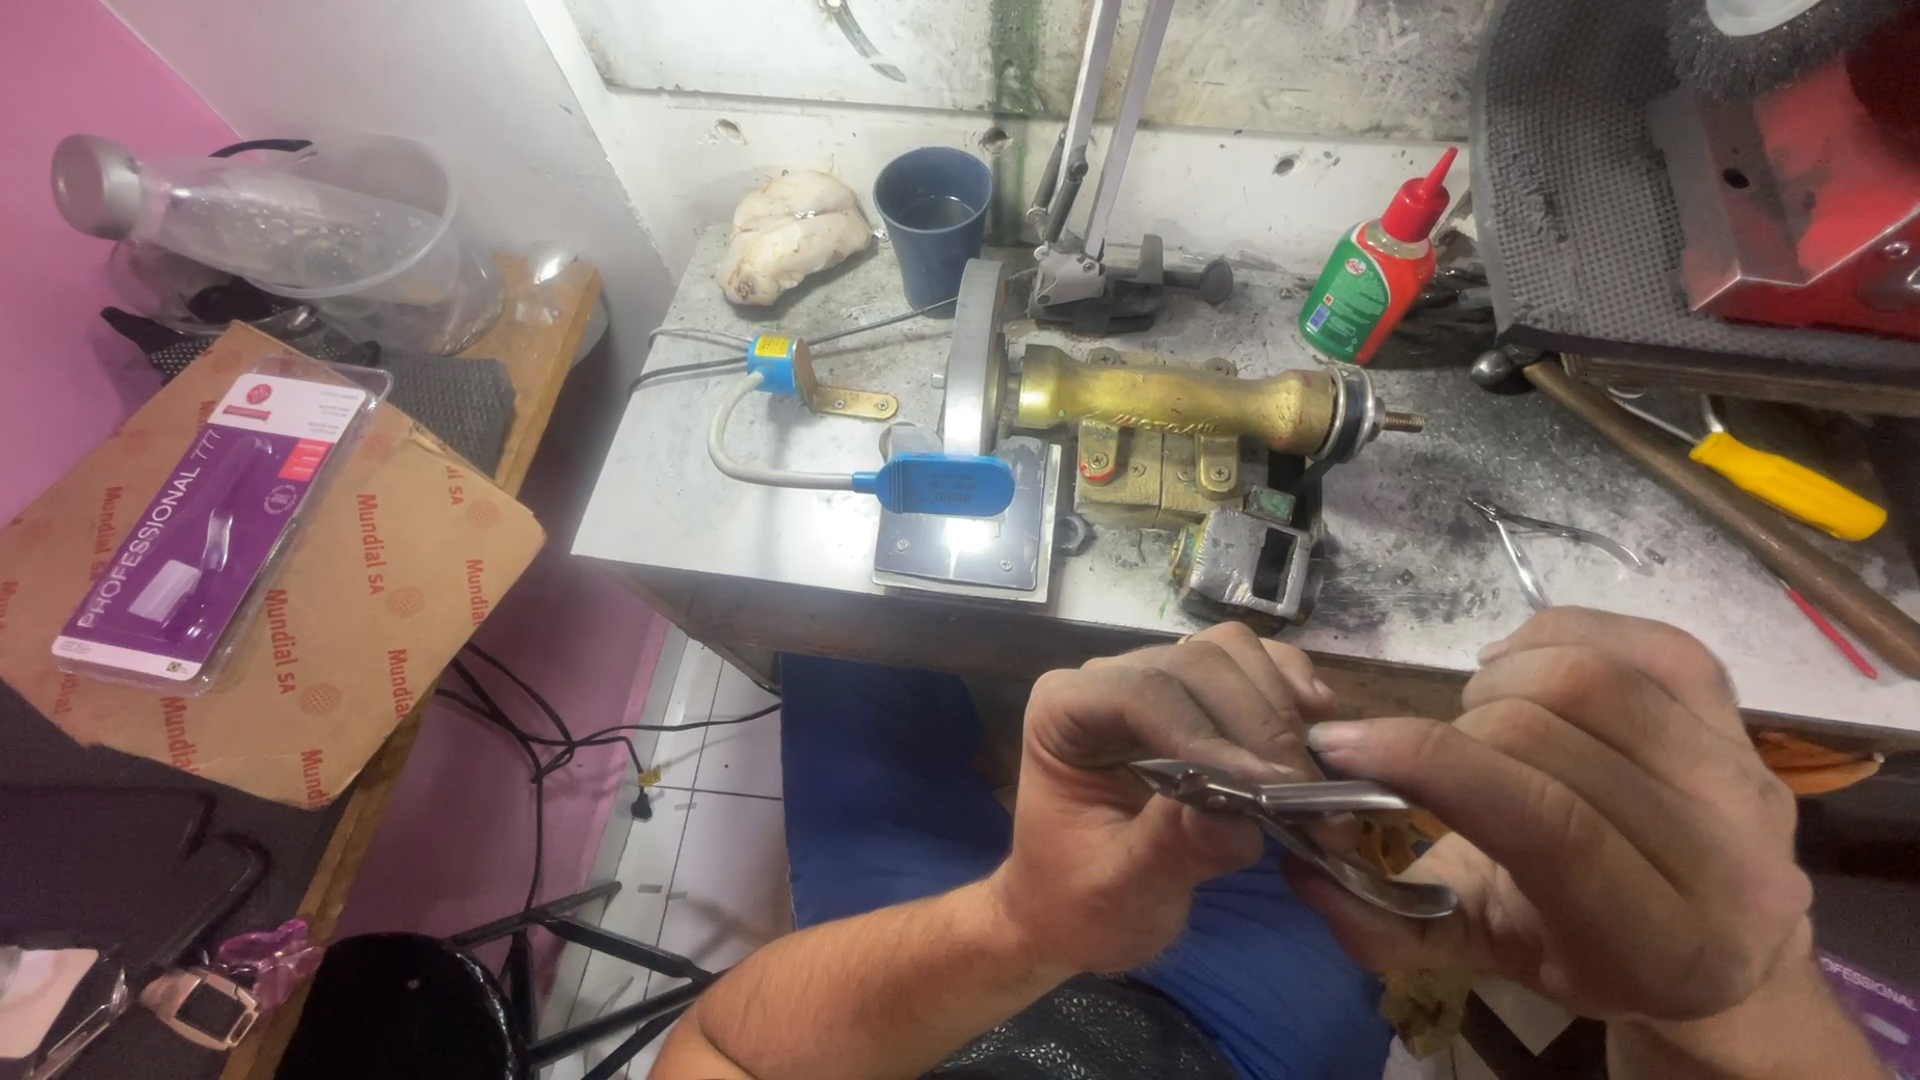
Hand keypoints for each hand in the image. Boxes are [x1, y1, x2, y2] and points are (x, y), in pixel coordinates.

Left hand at [987, 622, 1337, 974]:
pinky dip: (1286, 685)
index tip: (1269, 793)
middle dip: (1258, 727)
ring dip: (1280, 708)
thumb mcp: (1118, 890)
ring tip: (1311, 781)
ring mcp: (1149, 677)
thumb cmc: (1079, 898)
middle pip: (1195, 665)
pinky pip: (1246, 661)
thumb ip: (1169, 848)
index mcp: (1061, 712)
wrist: (1073, 906)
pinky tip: (1315, 724)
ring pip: (1228, 651)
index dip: (1207, 734)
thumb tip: (1237, 816)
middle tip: (1311, 803)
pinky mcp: (1190, 693)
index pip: (1138, 692)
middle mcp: (1103, 679)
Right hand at [1295, 608, 1811, 1020]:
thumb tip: (1299, 861)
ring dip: (1500, 682)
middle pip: (1546, 731)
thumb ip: (1384, 925)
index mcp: (1654, 935)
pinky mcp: (1741, 715)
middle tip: (1427, 754)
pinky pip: (1641, 640)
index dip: (1427, 762)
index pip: (1540, 819)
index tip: (1341, 745)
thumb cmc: (1575, 943)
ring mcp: (1742, 773)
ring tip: (1479, 717)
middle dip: (1451, 730)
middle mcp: (1724, 853)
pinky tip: (1524, 670)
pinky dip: (1556, 638)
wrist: (1710, 932)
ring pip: (1586, 674)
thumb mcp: (1476, 951)